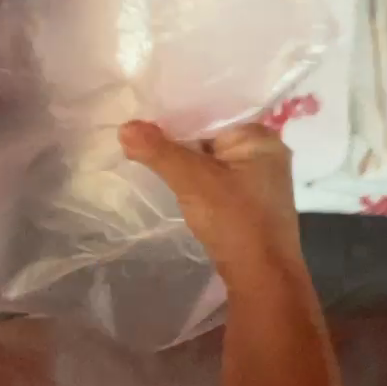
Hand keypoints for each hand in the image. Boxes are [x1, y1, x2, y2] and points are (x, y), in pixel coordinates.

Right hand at [119, 120, 302, 279]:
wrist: (260, 273)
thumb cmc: (234, 219)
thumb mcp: (191, 181)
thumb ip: (158, 152)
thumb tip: (124, 126)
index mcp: (259, 137)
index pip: (211, 112)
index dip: (174, 113)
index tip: (141, 115)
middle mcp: (262, 151)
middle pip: (207, 133)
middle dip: (173, 136)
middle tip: (135, 133)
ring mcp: (255, 176)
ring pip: (207, 156)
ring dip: (179, 157)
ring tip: (143, 151)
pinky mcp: (245, 197)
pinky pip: (210, 174)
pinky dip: (189, 175)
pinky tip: (168, 177)